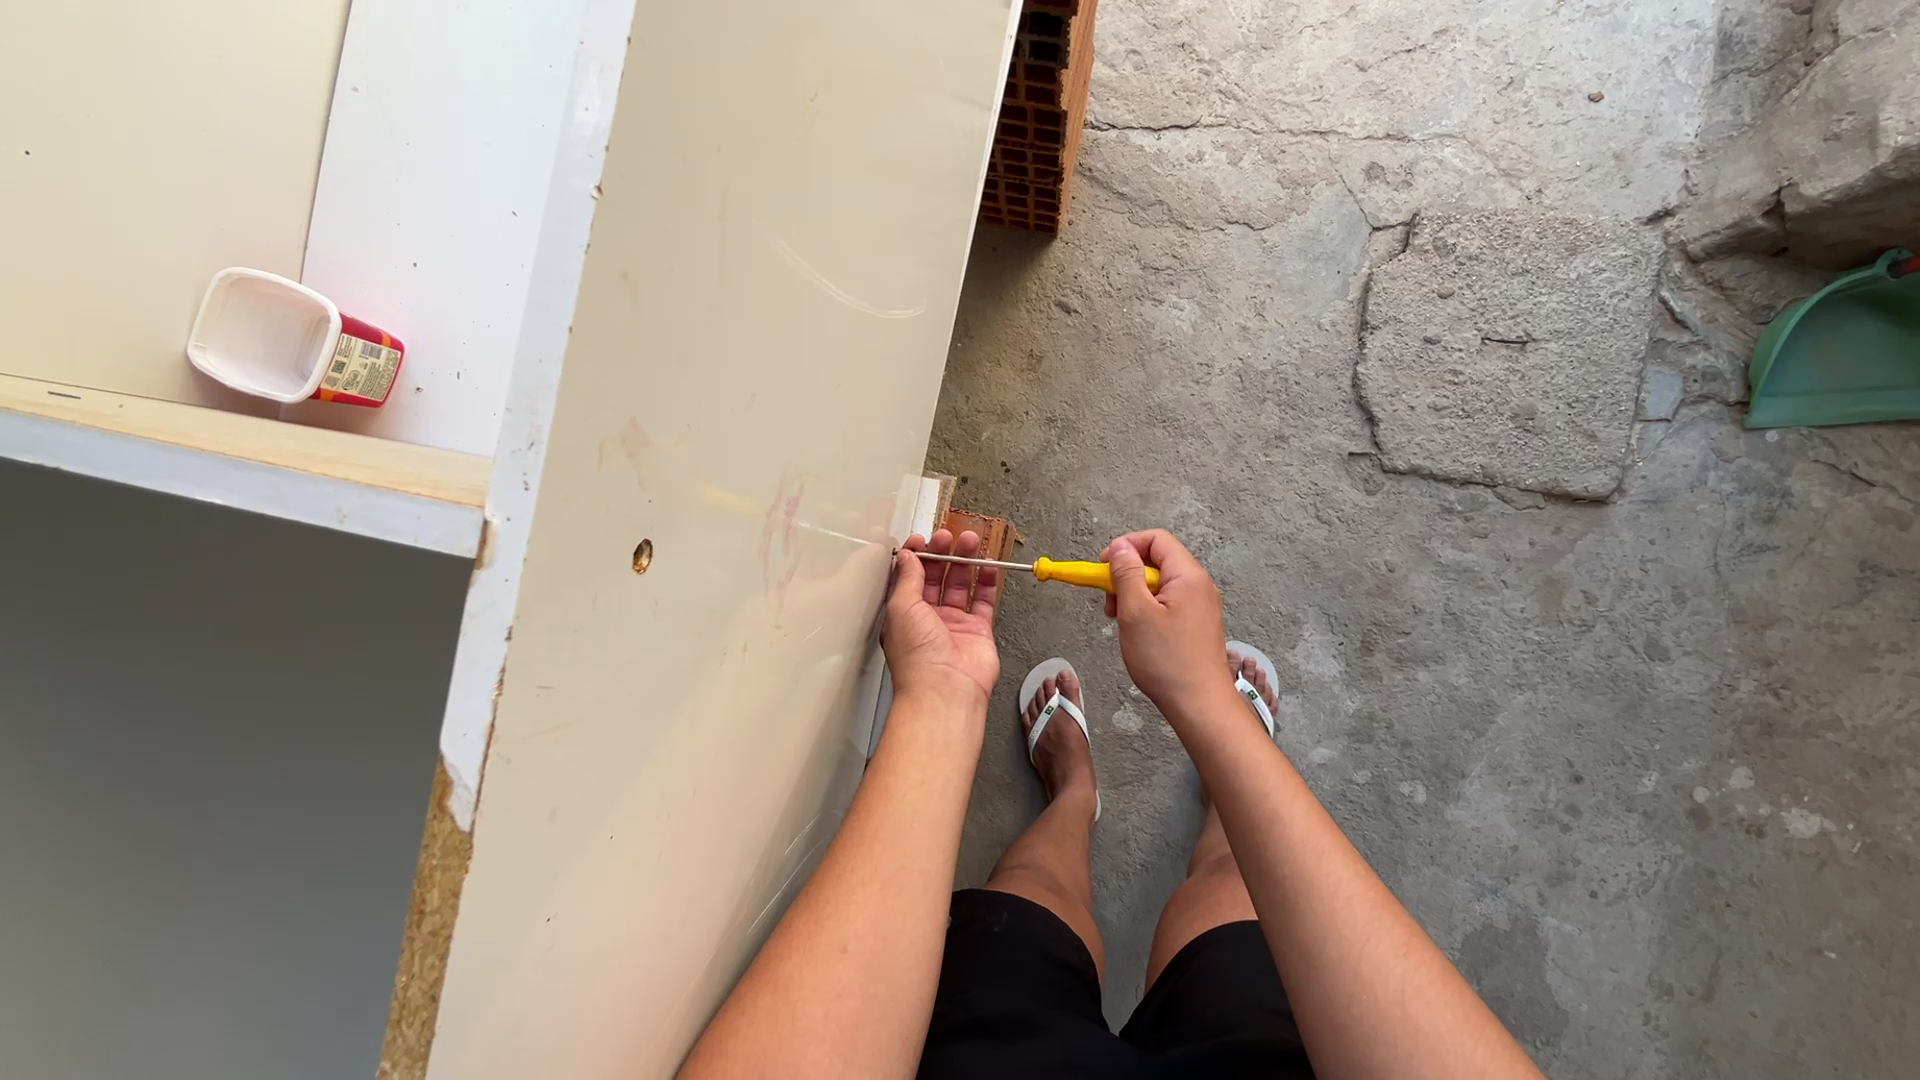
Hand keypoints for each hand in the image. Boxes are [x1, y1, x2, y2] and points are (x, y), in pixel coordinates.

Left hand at [883, 530, 1001, 704]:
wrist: (945, 690)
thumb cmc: (917, 659)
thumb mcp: (901, 606)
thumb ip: (907, 577)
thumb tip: (907, 555)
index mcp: (902, 613)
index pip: (908, 576)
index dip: (915, 556)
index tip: (922, 539)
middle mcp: (927, 618)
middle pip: (935, 577)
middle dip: (942, 553)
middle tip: (950, 536)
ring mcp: (953, 624)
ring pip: (960, 584)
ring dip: (965, 561)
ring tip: (971, 541)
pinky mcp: (977, 631)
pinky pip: (983, 601)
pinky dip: (987, 582)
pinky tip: (989, 566)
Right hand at [1102, 529, 1235, 717]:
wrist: (1199, 703)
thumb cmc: (1168, 661)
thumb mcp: (1136, 612)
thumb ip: (1126, 574)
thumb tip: (1120, 548)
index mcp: (1188, 576)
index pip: (1156, 539)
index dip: (1126, 546)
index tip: (1104, 566)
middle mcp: (1199, 585)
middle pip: (1157, 560)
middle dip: (1127, 573)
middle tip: (1110, 599)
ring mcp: (1200, 605)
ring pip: (1159, 583)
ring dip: (1134, 594)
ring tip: (1121, 619)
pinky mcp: (1196, 623)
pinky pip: (1167, 602)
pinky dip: (1147, 609)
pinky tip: (1137, 631)